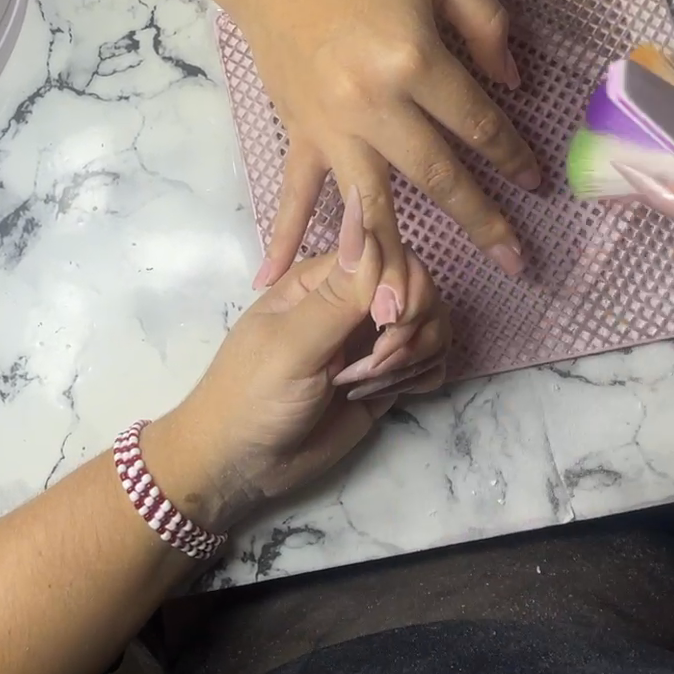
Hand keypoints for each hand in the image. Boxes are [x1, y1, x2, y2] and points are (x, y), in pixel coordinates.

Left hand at [142, 191, 450, 531]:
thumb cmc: (253, 396)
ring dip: (413, 357)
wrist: (243, 465)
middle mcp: (352, 303)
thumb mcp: (292, 345)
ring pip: (430, 326)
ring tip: (366, 386)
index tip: (387, 324)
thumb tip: (362, 207)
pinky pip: (431, 361)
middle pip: (419, 290)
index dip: (402, 287)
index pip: (391, 257)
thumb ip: (339, 292)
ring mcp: (370, 340)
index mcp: (324, 280)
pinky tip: (394, 393)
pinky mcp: (385, 377)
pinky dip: (424, 375)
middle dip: (409, 329)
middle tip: (373, 368)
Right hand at [239, 0, 542, 329]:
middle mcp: (375, 108)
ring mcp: (333, 131)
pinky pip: (297, 194)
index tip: (536, 184)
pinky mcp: (303, 139)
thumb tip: (513, 82)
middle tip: (516, 262)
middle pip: (437, 176)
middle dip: (480, 221)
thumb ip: (487, 20)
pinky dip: (284, 235)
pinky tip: (273, 276)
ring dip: (397, 254)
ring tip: (414, 303)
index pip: (478, 123)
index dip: (512, 155)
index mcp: (415, 62)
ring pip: (373, 203)